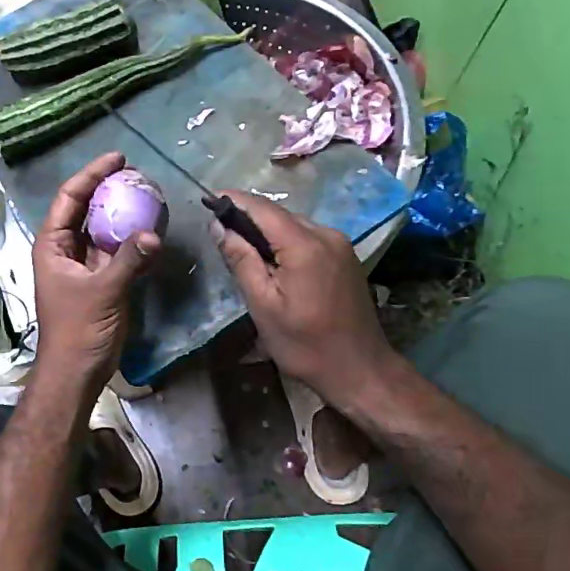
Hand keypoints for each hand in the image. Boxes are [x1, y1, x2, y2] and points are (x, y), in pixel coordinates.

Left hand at [30, 152, 160, 398]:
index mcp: (52, 244)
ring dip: (124, 214)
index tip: (118, 158)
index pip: (70, 197)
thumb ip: (129, 260)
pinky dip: (134, 240)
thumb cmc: (79, 330)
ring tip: (150, 196)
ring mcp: (83, 265)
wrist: (76, 373)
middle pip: (87, 209)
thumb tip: (155, 233)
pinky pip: (118, 251)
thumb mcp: (103, 291)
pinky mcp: (101, 281)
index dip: (91, 174)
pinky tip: (154, 230)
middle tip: (139, 175)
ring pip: (104, 230)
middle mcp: (65, 249)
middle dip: (110, 190)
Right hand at [212, 191, 400, 411]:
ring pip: (294, 225)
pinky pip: (308, 238)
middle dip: (248, 219)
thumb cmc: (305, 344)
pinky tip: (273, 263)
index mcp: (305, 245)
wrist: (361, 370)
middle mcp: (326, 235)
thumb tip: (219, 226)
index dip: (234, 200)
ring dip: (267, 232)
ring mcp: (340, 245)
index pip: (262, 208)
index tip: (208, 200)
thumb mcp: (263, 305)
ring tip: (242, 251)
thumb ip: (241, 261)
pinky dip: (286, 242)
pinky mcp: (345, 257)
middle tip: (219, 234)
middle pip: (279, 215)